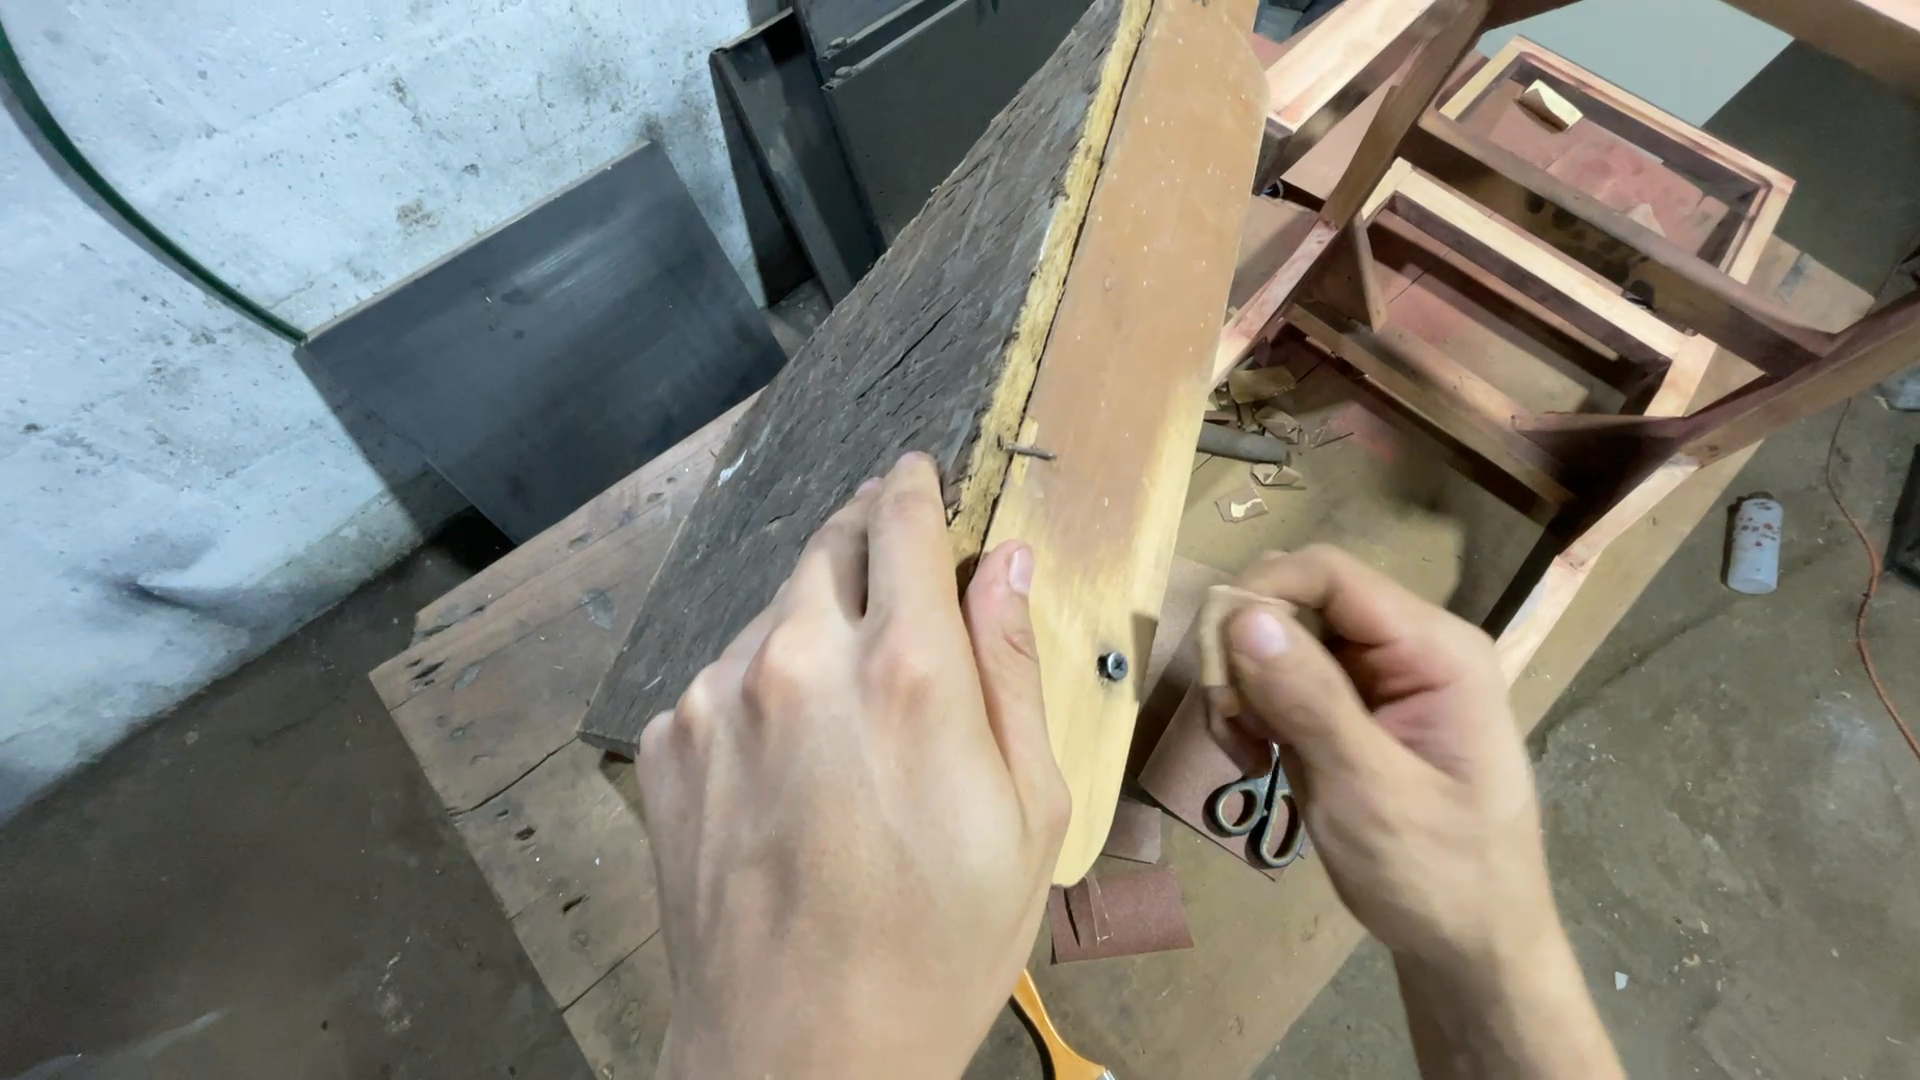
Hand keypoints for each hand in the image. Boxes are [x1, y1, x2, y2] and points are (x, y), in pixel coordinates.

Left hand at [638, 452, 1069, 1079]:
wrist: (799, 1058)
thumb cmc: (943, 935)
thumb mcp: (1029, 808)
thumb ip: (1014, 665)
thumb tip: (1007, 561)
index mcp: (905, 670)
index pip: (902, 523)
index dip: (913, 485)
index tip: (917, 469)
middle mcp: (798, 660)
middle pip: (830, 544)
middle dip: (865, 531)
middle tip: (892, 553)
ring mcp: (716, 696)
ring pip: (776, 606)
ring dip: (815, 614)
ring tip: (846, 688)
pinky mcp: (667, 740)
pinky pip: (724, 670)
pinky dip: (764, 678)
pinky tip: (787, 751)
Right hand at [1218, 546, 1552, 971]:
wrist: (1464, 945)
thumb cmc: (1439, 874)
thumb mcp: (1371, 792)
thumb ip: (1311, 702)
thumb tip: (1242, 617)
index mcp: (1435, 649)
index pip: (1330, 574)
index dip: (1262, 593)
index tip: (1214, 652)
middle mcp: (1402, 645)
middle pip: (1294, 599)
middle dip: (1243, 648)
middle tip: (1228, 717)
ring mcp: (1371, 674)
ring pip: (1273, 636)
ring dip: (1240, 683)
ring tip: (1245, 746)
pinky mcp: (1341, 702)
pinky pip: (1273, 675)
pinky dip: (1248, 706)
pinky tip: (1254, 752)